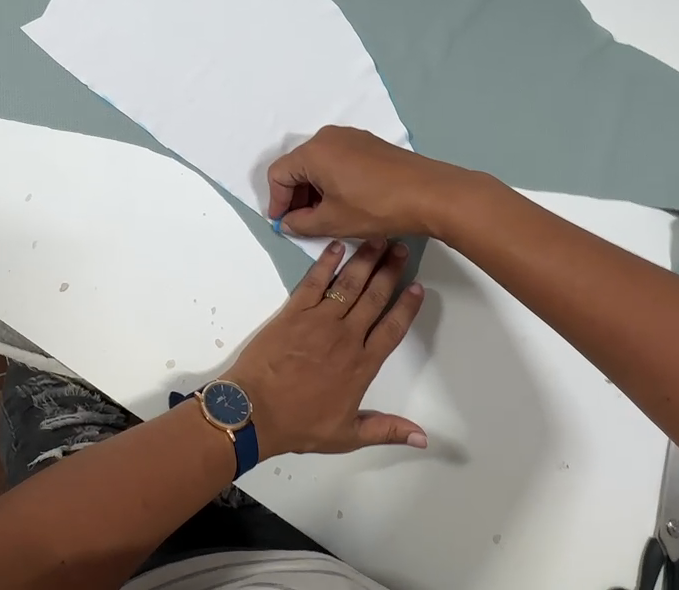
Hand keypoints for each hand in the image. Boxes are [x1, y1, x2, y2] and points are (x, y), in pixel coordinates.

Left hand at [222, 239, 427, 457]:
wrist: (255, 410)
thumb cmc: (300, 424)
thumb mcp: (347, 435)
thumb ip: (386, 430)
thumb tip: (423, 437)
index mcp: (361, 365)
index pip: (392, 329)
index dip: (406, 307)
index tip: (418, 287)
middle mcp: (345, 337)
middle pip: (374, 298)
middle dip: (390, 271)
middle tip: (401, 248)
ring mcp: (318, 320)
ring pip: (348, 284)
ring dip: (364, 260)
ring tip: (378, 240)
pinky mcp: (293, 311)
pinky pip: (313, 282)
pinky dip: (326, 263)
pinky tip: (337, 246)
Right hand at [266, 125, 487, 241]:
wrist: (433, 194)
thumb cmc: (376, 207)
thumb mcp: (333, 222)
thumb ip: (301, 223)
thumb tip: (287, 222)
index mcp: (313, 152)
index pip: (278, 174)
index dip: (277, 202)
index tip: (284, 224)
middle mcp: (328, 137)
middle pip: (298, 166)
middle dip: (296, 196)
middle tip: (304, 223)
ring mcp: (351, 137)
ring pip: (318, 163)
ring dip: (315, 190)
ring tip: (327, 216)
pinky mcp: (369, 144)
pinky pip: (338, 159)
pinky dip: (333, 180)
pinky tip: (347, 201)